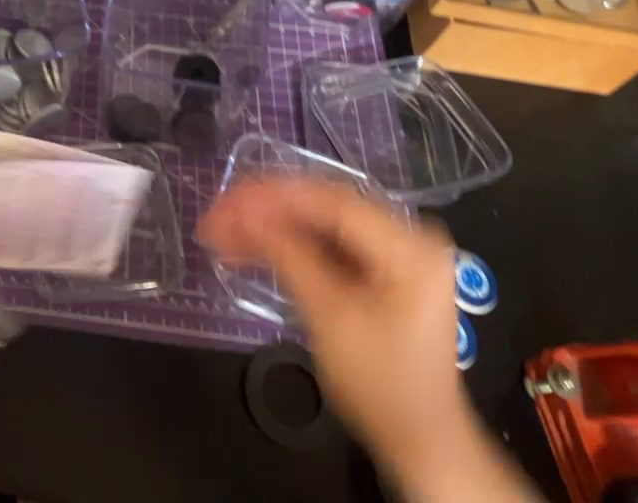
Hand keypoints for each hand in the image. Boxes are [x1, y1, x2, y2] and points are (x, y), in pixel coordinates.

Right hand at [202, 180, 526, 500]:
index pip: (331, 203)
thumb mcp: (331, 317)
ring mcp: (391, 254)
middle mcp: (405, 238)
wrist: (420, 440)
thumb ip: (289, 256)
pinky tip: (248, 249)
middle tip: (218, 214)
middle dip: (266, 210)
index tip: (228, 202)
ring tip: (222, 232)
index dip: (274, 197)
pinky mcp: (376, 271)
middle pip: (323, 208)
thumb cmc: (381, 384)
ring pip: (318, 224)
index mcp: (409, 246)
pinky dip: (287, 247)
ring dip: (270, 227)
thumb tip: (245, 214)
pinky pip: (325, 245)